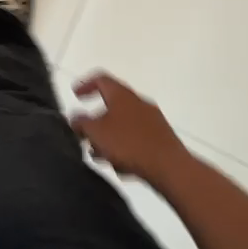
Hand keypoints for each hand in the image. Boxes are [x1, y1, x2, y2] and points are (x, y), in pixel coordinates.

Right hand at [69, 71, 190, 182]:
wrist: (172, 170)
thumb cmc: (129, 144)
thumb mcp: (95, 132)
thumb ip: (81, 123)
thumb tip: (74, 118)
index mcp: (121, 95)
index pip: (101, 79)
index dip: (86, 84)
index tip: (76, 95)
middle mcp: (139, 103)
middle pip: (113, 105)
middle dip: (97, 120)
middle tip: (87, 134)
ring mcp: (154, 122)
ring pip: (126, 124)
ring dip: (112, 137)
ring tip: (102, 155)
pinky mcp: (164, 141)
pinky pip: (139, 139)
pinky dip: (127, 147)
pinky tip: (123, 167)